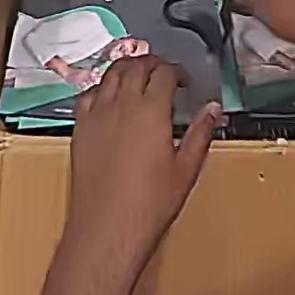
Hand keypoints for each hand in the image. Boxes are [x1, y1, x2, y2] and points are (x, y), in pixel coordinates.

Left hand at [66, 55, 220, 266]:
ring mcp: (98, 113)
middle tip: (163, 72)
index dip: (177, 71)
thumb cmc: (149, 204)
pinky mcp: (80, 128)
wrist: (106, 230)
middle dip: (153, 63)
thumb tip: (213, 108)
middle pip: (137, 65)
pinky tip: (109, 96)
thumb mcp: (185, 170)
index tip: (183, 81)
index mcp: (151, 110)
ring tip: (137, 75)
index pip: (165, 72)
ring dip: (127, 67)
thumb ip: (200, 134)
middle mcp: (123, 103)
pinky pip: (89, 93)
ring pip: (112, 73)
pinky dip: (102, 87)